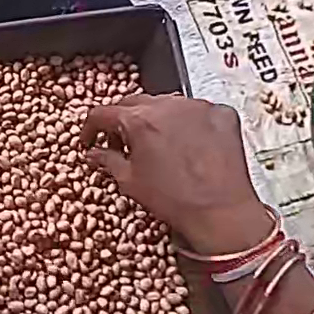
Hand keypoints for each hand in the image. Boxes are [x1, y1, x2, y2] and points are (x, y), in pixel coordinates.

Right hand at [81, 94, 269, 253]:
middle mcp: (168, 105)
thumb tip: (95, 153)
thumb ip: (107, 160)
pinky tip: (185, 145)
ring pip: (165, 103)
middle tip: (120, 142)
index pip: (103, 113)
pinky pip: (195, 110)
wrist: (220, 210)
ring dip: (154, 118)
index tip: (91, 138)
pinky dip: (185, 123)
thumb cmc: (174, 199)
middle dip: (122, 120)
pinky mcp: (221, 113)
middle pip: (134, 102)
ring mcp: (197, 106)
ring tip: (155, 144)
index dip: (91, 127)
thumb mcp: (130, 181)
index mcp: (140, 121)